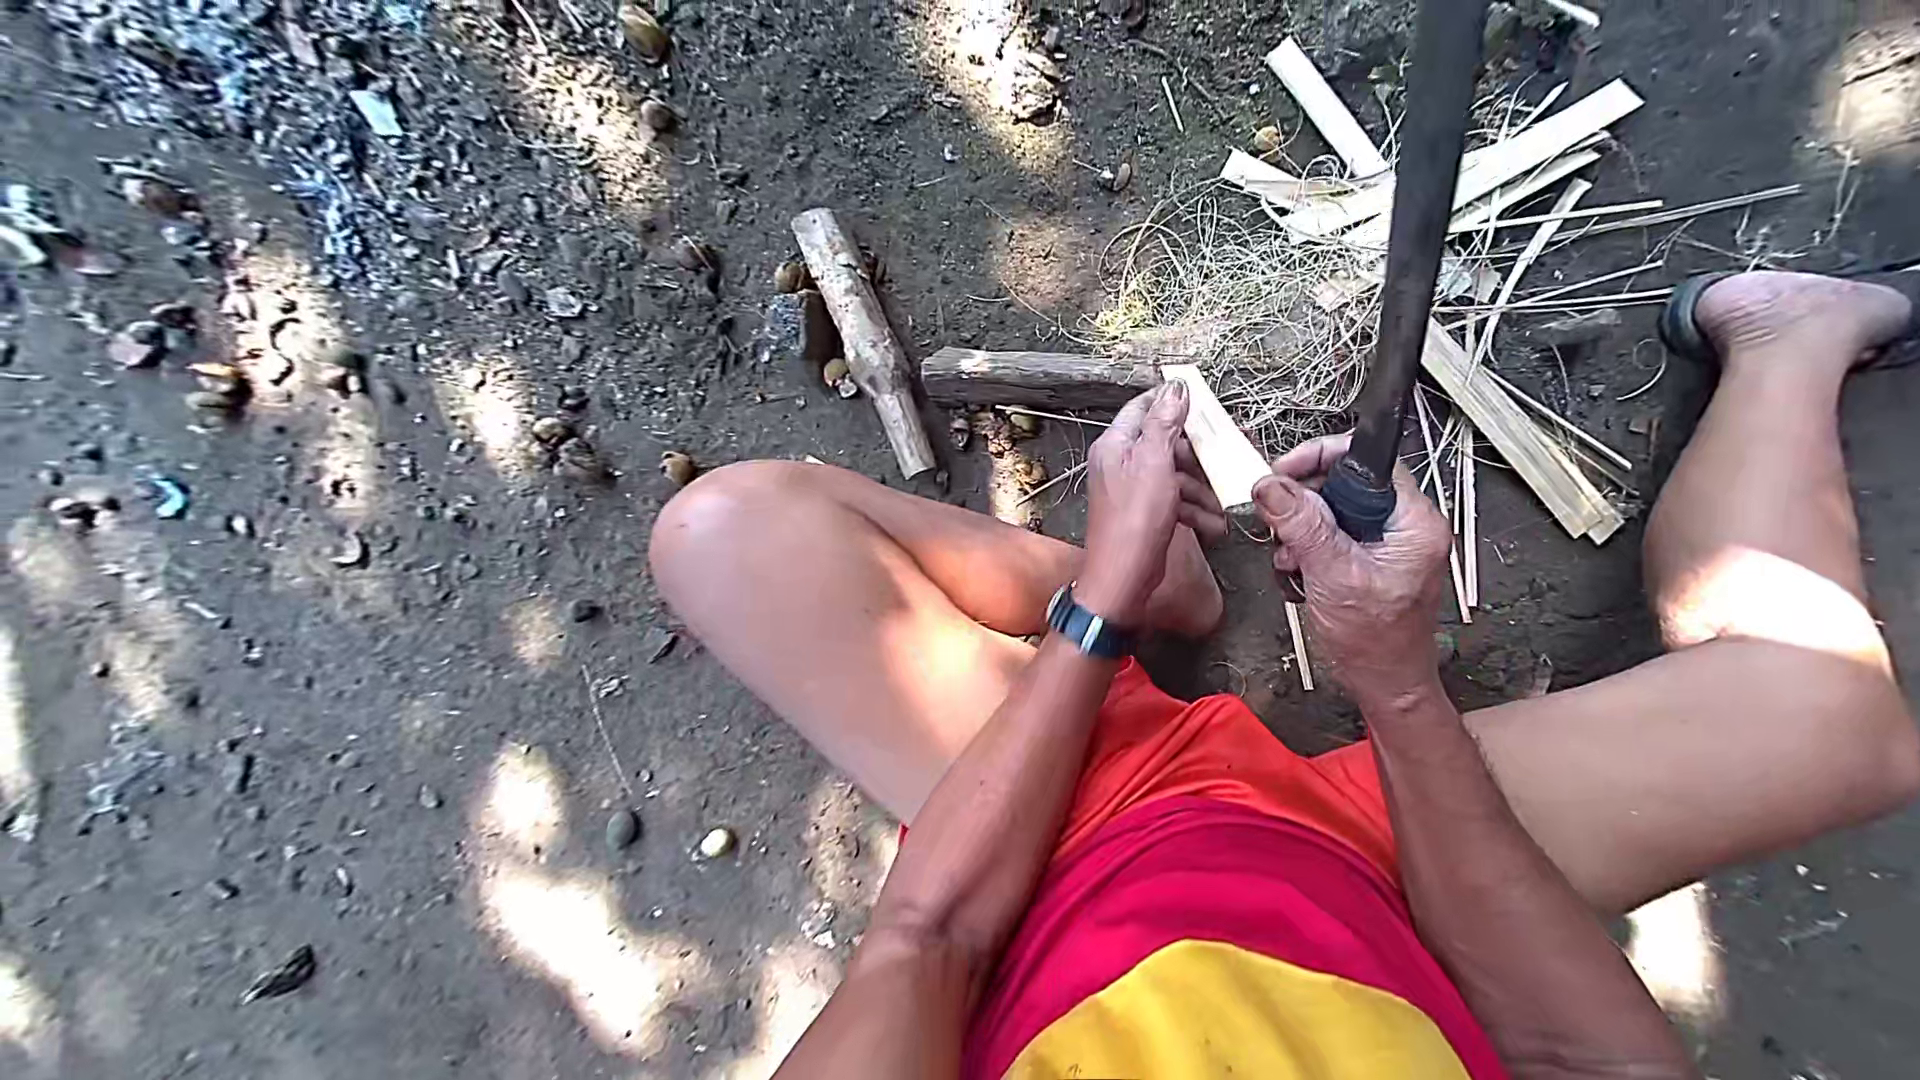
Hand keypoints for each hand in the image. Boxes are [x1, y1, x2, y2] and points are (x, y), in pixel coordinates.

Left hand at [1076, 382, 1226, 625]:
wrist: (1125, 578)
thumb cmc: (1132, 523)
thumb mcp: (1154, 463)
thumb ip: (1164, 423)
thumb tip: (1174, 388)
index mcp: (1115, 445)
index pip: (1143, 408)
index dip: (1172, 402)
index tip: (1202, 402)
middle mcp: (1121, 464)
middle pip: (1167, 443)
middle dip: (1199, 455)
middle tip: (1226, 459)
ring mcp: (1134, 489)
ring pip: (1177, 474)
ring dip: (1202, 489)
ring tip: (1221, 504)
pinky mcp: (1146, 512)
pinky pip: (1175, 501)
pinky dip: (1194, 510)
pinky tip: (1211, 524)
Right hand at [1253, 434, 1452, 709]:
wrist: (1381, 681)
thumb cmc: (1376, 640)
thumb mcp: (1333, 574)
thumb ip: (1302, 526)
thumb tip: (1270, 486)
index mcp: (1411, 521)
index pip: (1366, 461)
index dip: (1320, 458)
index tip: (1281, 472)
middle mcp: (1398, 524)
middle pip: (1338, 485)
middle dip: (1301, 506)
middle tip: (1280, 529)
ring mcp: (1378, 541)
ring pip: (1323, 510)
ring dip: (1297, 534)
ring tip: (1295, 564)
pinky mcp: (1360, 556)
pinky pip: (1321, 535)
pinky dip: (1301, 551)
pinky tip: (1300, 575)